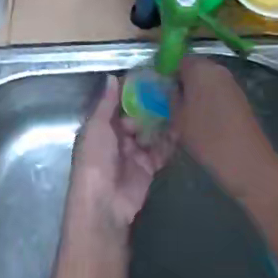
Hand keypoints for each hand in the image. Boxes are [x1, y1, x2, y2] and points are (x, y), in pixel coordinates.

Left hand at [68, 76, 174, 230]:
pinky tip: (182, 125)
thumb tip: (111, 77)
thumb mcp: (97, 126)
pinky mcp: (148, 167)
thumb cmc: (95, 159)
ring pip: (150, 132)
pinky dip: (170, 140)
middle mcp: (116, 137)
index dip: (130, 92)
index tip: (147, 76)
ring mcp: (133, 152)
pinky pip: (161, 150)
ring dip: (161, 120)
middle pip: (135, 117)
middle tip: (168, 87)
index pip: (116, 104)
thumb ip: (106, 103)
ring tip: (179, 102)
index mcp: (100, 126)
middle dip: (149, 105)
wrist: (105, 201)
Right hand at [174, 57, 277, 201]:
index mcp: (199, 68)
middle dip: (184, 82)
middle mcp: (217, 70)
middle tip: (174, 103)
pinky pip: (218, 92)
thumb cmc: (206, 137)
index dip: (169, 73)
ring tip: (189, 114)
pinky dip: (210, 100)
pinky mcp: (241, 98)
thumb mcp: (178, 117)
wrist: (247, 161)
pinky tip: (206, 120)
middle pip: (195, 68)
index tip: (162, 90)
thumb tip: (171, 87)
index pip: (178, 60)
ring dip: (197, 92)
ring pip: (207, 81)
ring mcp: (232, 83)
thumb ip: (171, 96)